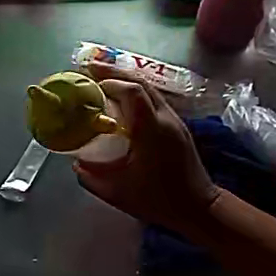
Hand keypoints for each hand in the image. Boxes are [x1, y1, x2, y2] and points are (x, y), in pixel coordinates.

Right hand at [73, 75, 219, 236]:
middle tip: (89, 68)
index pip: (132, 91)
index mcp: (151, 129)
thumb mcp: (118, 192)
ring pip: (149, 89)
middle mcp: (165, 118)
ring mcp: (175, 120)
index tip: (87, 81)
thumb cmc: (159, 200)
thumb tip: (76, 163)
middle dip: (114, 73)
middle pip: (141, 83)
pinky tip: (121, 101)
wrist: (199, 208)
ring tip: (101, 80)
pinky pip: (154, 100)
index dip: (109, 82)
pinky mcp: (178, 127)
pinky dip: (135, 94)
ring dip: (126, 81)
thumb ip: (92, 177)